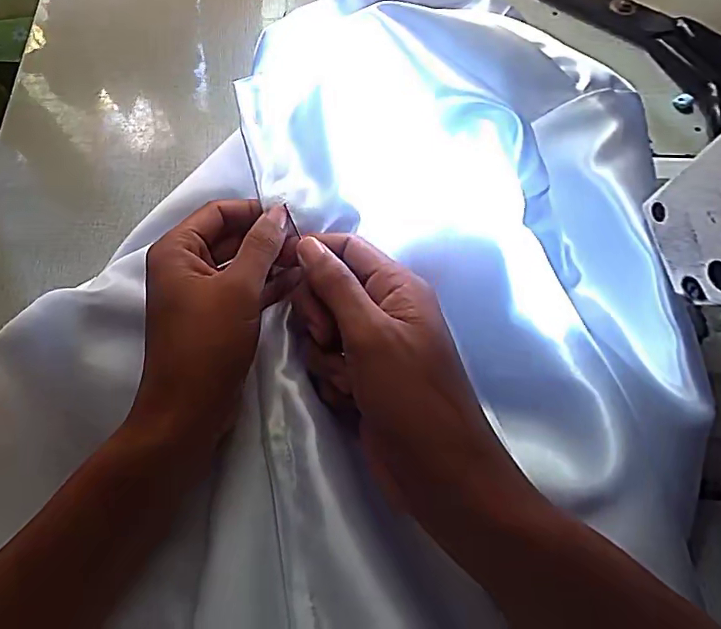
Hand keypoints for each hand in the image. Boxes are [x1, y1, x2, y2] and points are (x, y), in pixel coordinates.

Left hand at [129, 200, 299, 449]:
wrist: (188, 414)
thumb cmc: (207, 344)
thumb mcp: (238, 289)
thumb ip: (260, 246)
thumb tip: (278, 212)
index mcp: (177, 250)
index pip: (217, 212)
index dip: (252, 210)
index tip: (289, 214)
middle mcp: (184, 265)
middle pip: (229, 236)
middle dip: (265, 236)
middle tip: (304, 239)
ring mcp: (199, 291)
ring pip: (239, 263)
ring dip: (269, 259)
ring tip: (306, 258)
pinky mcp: (215, 315)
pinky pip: (242, 288)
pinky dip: (266, 283)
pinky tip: (297, 280)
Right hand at [290, 234, 532, 527]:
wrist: (441, 478)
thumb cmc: (411, 397)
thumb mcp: (369, 333)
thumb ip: (335, 284)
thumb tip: (306, 242)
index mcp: (396, 286)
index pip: (346, 247)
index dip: (312, 250)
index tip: (278, 264)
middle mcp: (384, 308)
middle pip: (327, 286)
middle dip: (318, 313)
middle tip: (327, 338)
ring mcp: (373, 345)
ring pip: (321, 327)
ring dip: (325, 354)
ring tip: (348, 379)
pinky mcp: (362, 377)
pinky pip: (327, 361)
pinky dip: (331, 378)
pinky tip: (351, 400)